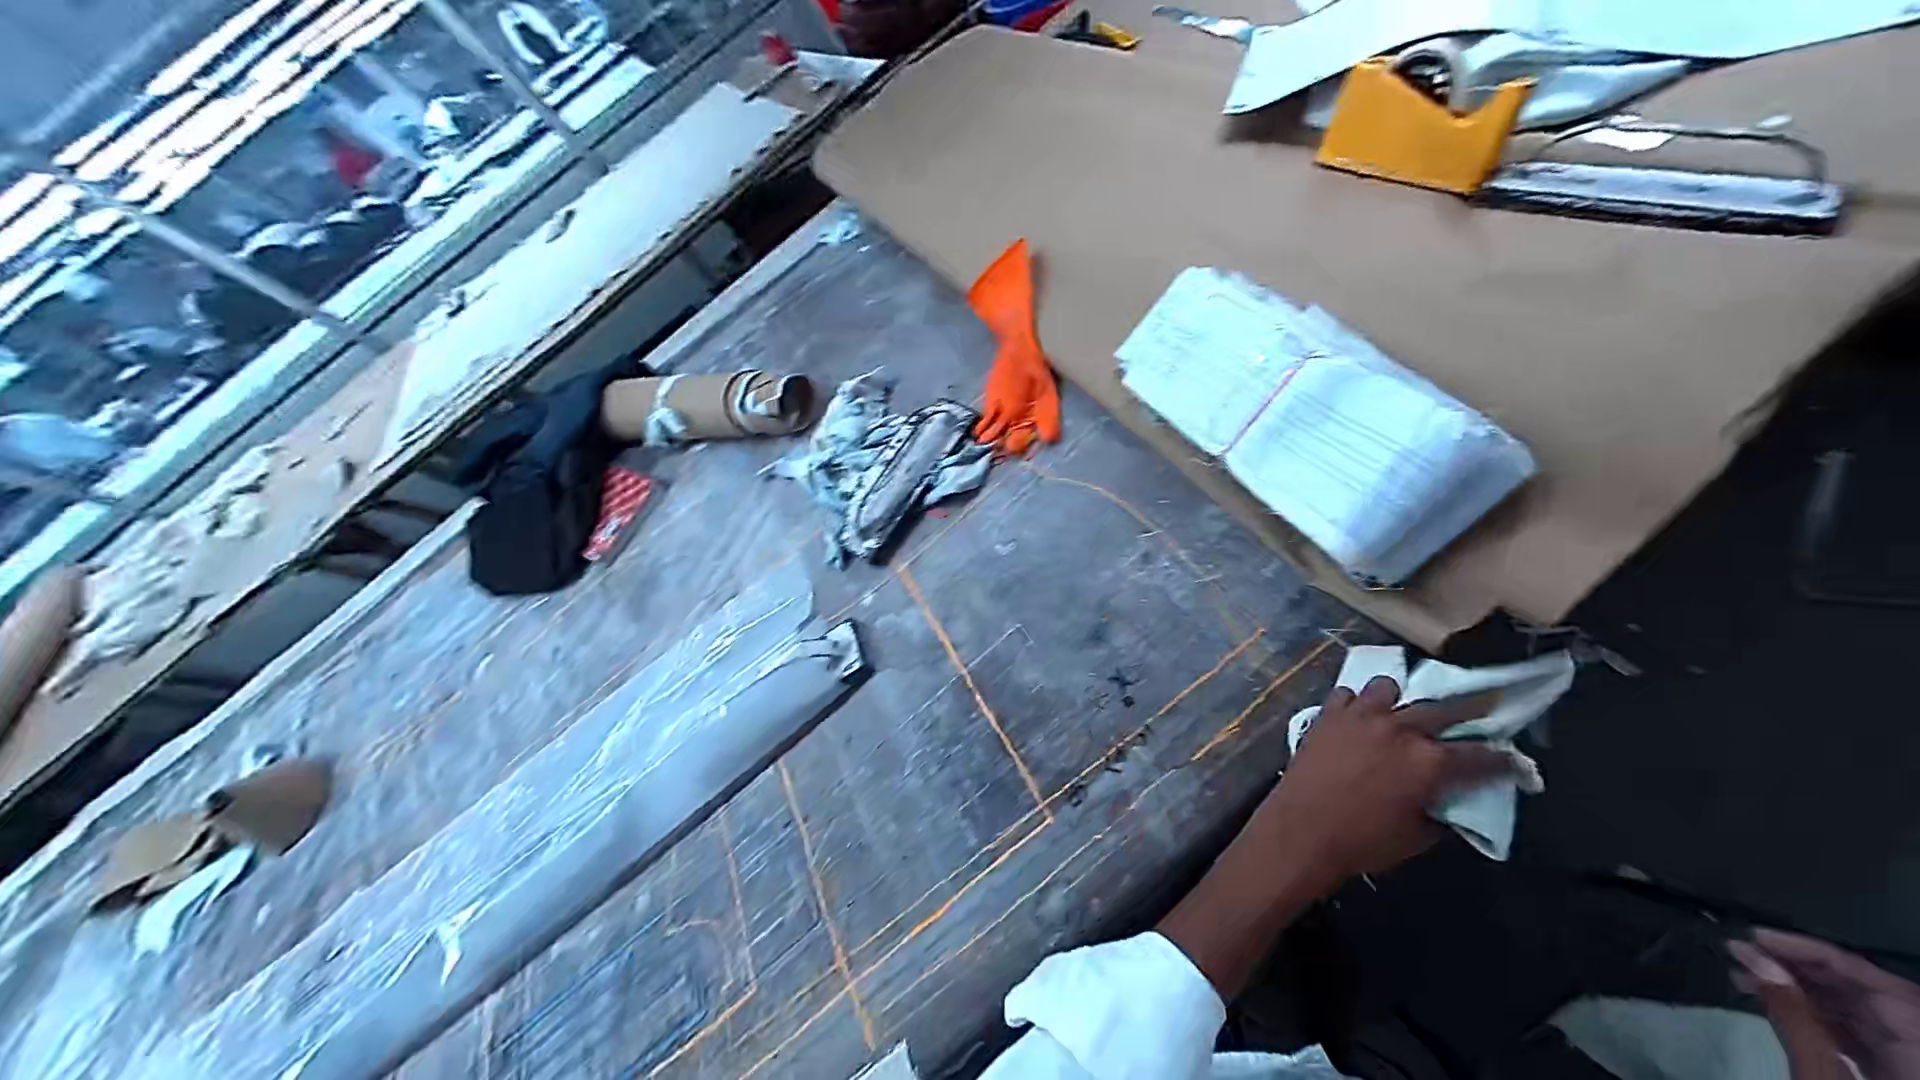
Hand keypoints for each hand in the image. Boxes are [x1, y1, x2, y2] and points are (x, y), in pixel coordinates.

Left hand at [1266, 675, 1513, 884]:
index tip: (1512, 760)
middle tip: (1482, 706)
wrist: (1303, 827)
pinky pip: (1347, 694)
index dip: (1503, 760)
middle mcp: (1401, 730)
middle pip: (1445, 709)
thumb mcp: (1418, 836)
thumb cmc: (1363, 840)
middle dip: (1469, 709)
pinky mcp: (1329, 714)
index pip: (1482, 756)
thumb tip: (1449, 803)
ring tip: (1399, 709)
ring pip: (1389, 688)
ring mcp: (1362, 716)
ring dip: (1400, 698)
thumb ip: (1441, 812)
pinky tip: (1356, 714)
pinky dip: (1355, 702)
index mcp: (1431, 763)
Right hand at [1731, 929, 1919, 1079]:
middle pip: (1875, 994)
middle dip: (1805, 969)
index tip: (1750, 935)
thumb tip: (1751, 955)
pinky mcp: (1905, 1078)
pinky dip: (1823, 1014)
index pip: (1873, 980)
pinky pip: (1871, 1035)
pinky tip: (1779, 1004)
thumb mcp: (1821, 1077)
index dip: (1812, 951)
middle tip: (1740, 954)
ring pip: (1870, 1013)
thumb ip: (1792, 1014)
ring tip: (1747, 976)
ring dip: (1808, 989)